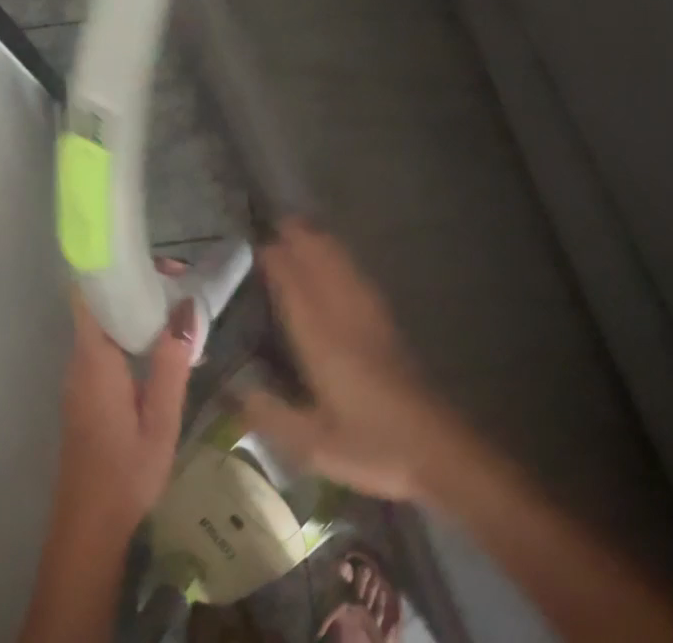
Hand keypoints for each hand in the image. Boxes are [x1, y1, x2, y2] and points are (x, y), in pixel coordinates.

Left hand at [19, 269, 197, 642]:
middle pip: (99, 304)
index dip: (117, 268)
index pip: (89, 294)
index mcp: (94, 360)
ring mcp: (79, 377)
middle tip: (183, 282)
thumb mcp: (161, 419)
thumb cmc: (127, 472)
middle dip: (138, 285)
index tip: (161, 264)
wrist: (89, 524)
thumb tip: (186, 308)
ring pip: (104, 325)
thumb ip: (172, 363)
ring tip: (181, 308)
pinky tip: (163, 346)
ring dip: (137, 310)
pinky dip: (131, 334)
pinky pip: (105, 347)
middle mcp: (79, 361)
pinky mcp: (85, 393)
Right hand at [240, 221, 467, 501]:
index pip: (296, 289)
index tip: (259, 244)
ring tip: (305, 228)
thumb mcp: (312, 444)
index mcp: (323, 342)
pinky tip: (342, 264)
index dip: (278, 263)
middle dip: (302, 242)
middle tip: (279, 221)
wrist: (439, 451)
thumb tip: (233, 391)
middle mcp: (346, 321)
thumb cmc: (373, 447)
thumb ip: (270, 415)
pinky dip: (345, 264)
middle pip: (323, 268)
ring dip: (324, 246)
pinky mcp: (389, 331)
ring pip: (344, 271)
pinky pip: (360, 283)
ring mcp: (372, 323)